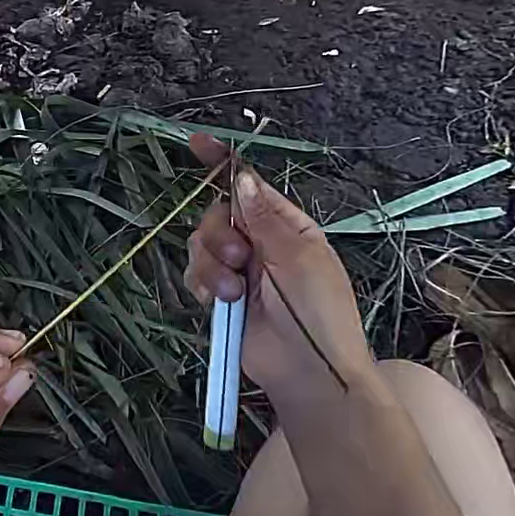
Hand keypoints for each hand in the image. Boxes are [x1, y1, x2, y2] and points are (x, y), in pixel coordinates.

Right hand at [183, 134, 375, 396]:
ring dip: (213, 265)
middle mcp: (258, 242)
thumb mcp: (299, 257)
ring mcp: (237, 269)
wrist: (308, 371)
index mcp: (285, 226)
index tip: (197, 143)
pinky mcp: (219, 296)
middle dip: (220, 235)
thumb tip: (241, 177)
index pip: (249, 186)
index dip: (223, 164)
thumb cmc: (319, 311)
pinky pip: (195, 275)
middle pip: (217, 215)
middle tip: (239, 258)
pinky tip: (221, 302)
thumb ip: (264, 218)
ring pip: (201, 245)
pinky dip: (204, 284)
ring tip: (233, 292)